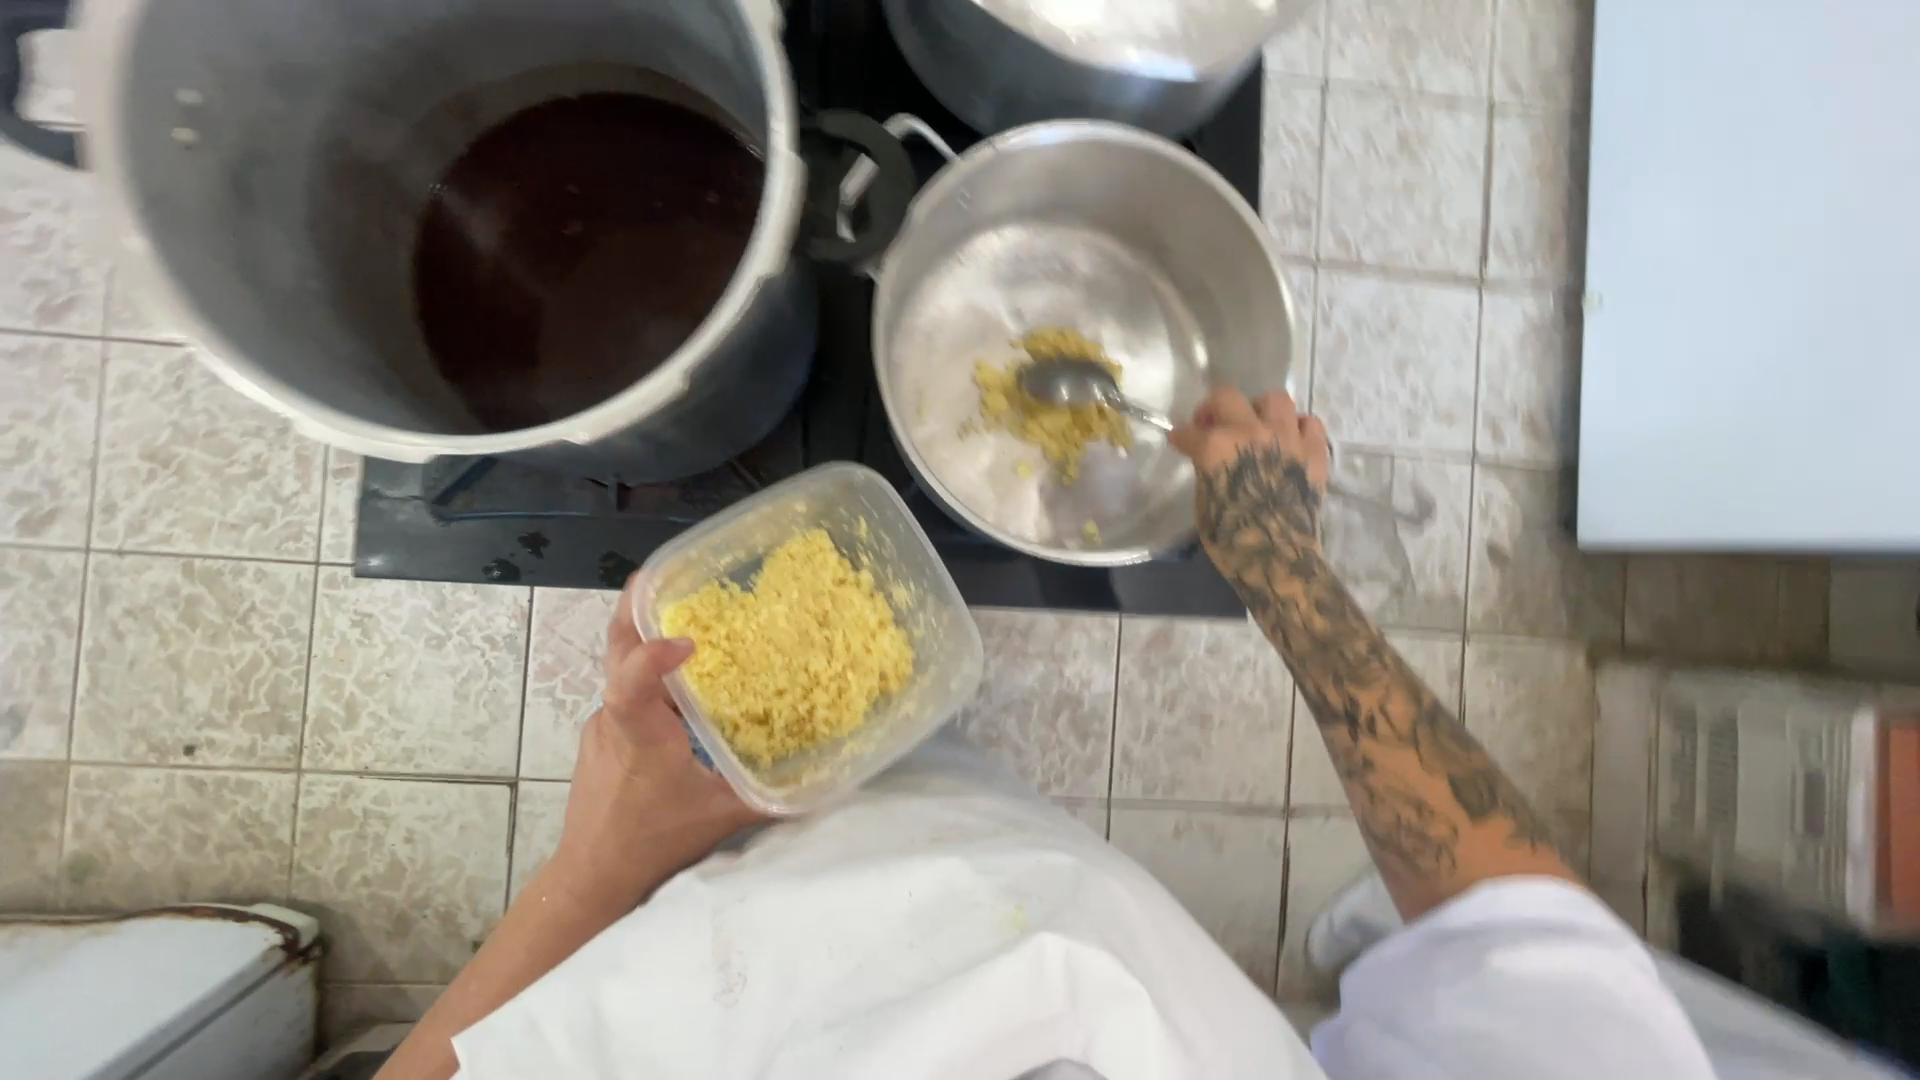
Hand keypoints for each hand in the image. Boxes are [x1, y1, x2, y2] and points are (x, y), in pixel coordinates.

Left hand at [549, 573, 761, 907]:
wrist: (589, 878)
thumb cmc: (651, 845)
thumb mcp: (719, 819)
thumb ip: (769, 796)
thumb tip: (820, 776)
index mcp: (641, 733)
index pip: (630, 681)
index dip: (653, 652)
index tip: (690, 640)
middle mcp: (615, 718)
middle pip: (616, 648)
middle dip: (636, 605)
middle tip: (665, 574)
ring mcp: (602, 723)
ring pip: (620, 666)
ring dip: (647, 637)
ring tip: (690, 618)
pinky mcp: (603, 735)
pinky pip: (625, 689)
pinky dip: (649, 671)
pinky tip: (681, 681)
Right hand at [1169, 387, 1331, 564]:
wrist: (1279, 558)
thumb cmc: (1231, 538)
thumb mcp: (1204, 502)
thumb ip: (1206, 470)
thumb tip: (1209, 460)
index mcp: (1215, 446)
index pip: (1189, 432)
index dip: (1181, 438)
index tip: (1179, 441)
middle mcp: (1251, 431)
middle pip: (1226, 397)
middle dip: (1212, 408)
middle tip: (1211, 424)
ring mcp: (1287, 437)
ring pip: (1274, 399)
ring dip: (1259, 410)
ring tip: (1255, 427)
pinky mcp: (1315, 451)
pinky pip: (1309, 422)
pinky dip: (1296, 428)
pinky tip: (1288, 442)